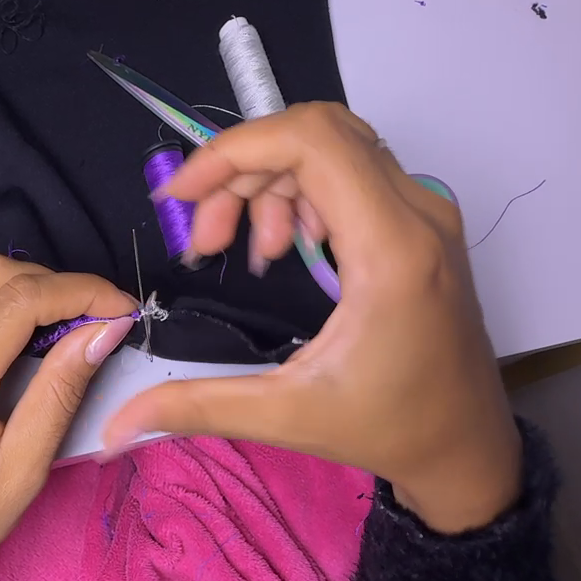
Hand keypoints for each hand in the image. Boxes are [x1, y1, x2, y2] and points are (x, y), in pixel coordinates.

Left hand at [0, 255, 136, 580]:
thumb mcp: (21, 475)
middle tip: (95, 317)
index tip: (121, 309)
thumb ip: (58, 395)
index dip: (79, 292)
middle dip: (53, 282)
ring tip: (55, 316)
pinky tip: (10, 324)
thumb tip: (101, 330)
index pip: (15, 303)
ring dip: (13, 279)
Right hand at [103, 103, 520, 533]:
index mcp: (391, 249)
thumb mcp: (283, 416)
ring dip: (265, 186)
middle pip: (316, 135)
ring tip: (239, 252)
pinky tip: (278, 250)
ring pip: (331, 149)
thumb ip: (194, 407)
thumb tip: (116, 425)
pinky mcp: (417, 225)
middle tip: (204, 242)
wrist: (464, 445)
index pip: (313, 141)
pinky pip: (347, 175)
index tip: (179, 196)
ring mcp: (422, 213)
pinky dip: (295, 196)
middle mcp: (416, 211)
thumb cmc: (386, 427)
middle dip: (240, 174)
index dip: (234, 152)